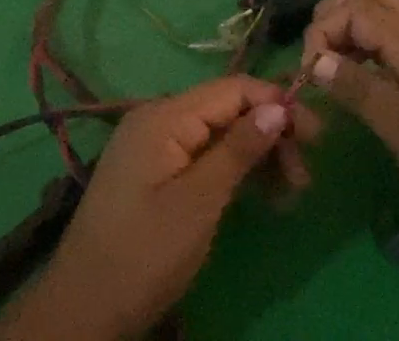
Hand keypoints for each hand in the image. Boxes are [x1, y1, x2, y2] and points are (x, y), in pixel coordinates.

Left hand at [0, 77, 318, 338]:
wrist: (82, 310)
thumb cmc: (143, 254)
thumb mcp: (198, 202)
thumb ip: (238, 150)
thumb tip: (278, 106)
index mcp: (164, 117)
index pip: (233, 89)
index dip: (277, 104)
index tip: (316, 136)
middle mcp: (159, 120)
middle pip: (229, 110)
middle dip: (271, 135)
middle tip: (305, 177)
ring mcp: (156, 147)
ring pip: (221, 135)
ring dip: (259, 156)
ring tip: (291, 193)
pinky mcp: (157, 173)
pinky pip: (205, 156)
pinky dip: (236, 172)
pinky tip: (262, 195)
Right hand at [302, 0, 398, 237]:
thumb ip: (361, 91)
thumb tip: (316, 60)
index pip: (357, 9)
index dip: (324, 31)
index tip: (310, 76)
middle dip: (333, 20)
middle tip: (315, 64)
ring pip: (383, 16)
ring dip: (349, 32)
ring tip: (330, 72)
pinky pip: (395, 42)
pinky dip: (367, 49)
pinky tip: (359, 82)